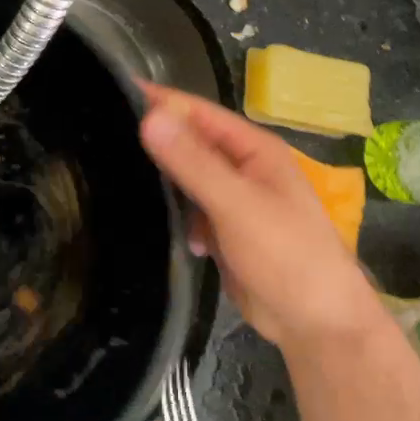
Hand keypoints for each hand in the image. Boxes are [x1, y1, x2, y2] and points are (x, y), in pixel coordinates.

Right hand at [138, 82, 381, 349]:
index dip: (158, 101)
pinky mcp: (223, 230)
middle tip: (100, 134)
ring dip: (160, 180)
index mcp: (253, 149)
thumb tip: (148, 116)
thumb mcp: (236, 204)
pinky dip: (173, 214)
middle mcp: (243, 167)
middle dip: (153, 140)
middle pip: (188, 142)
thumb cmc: (287, 256)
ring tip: (112, 174)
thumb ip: (192, 163)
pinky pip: (188, 209)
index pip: (196, 111)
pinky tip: (157, 226)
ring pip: (184, 177)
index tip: (112, 92)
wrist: (318, 328)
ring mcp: (233, 200)